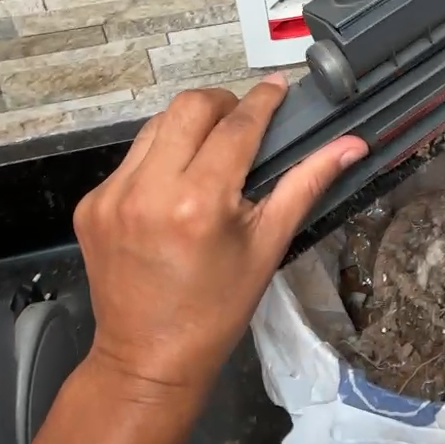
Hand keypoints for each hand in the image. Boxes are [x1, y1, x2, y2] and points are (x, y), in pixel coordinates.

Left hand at [35, 77, 365, 443]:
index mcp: (199, 202)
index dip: (262, 99)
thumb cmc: (218, 306)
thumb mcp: (270, 244)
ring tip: (210, 151)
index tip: (279, 85)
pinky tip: (177, 181)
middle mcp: (149, 189)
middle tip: (243, 122)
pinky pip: (134, 154)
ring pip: (158, 122)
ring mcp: (112, 194)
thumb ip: (308, 183)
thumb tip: (353, 144)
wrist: (147, 359)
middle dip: (223, 103)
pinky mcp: (91, 202)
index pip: (236, 126)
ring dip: (190, 124)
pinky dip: (162, 154)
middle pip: (189, 106)